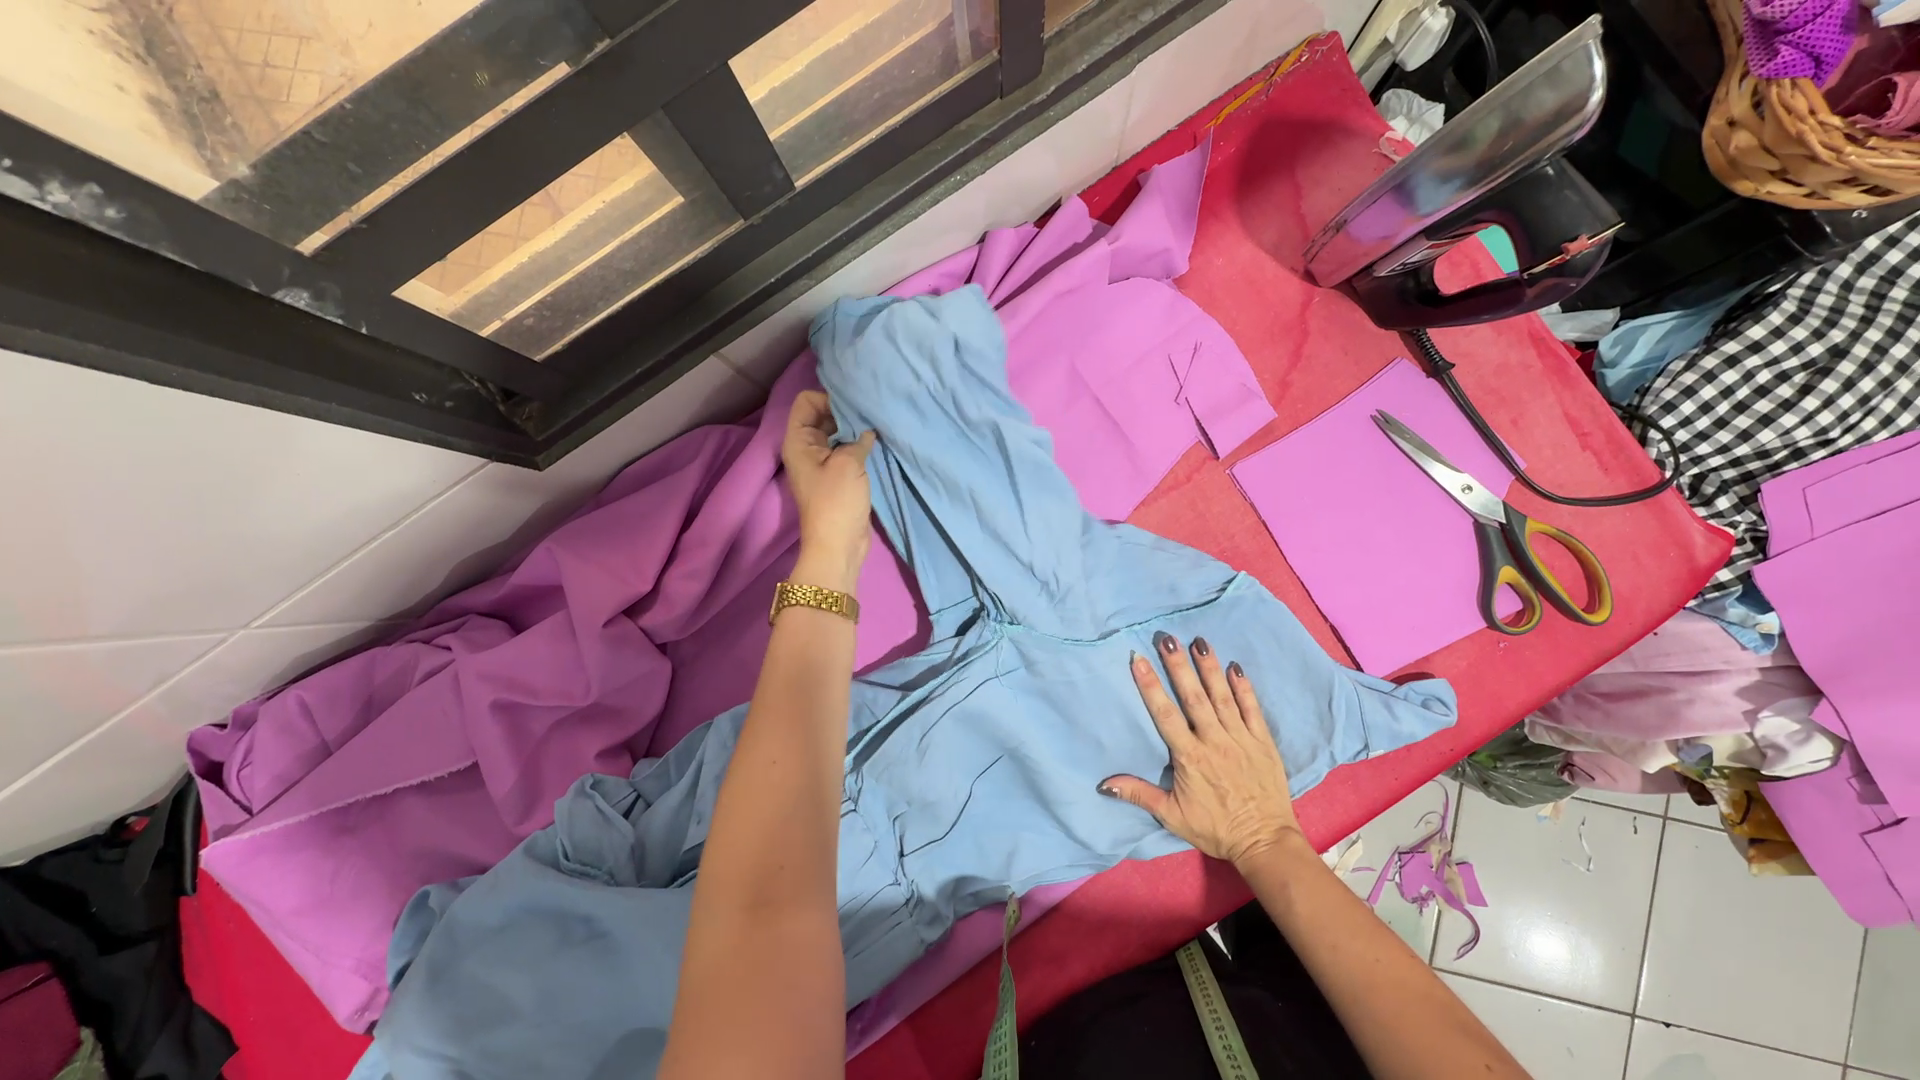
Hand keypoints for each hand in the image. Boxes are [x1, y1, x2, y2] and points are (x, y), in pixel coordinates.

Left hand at [782, 390, 875, 591]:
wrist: (839, 546)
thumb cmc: (837, 502)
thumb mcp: (848, 463)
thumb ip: (858, 438)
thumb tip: (868, 430)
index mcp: (798, 441)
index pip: (807, 401)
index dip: (829, 398)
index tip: (854, 407)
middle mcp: (806, 448)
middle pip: (822, 414)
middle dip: (845, 411)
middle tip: (871, 412)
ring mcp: (821, 463)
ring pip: (836, 433)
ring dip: (854, 429)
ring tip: (877, 425)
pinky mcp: (837, 476)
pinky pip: (845, 450)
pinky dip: (858, 445)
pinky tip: (877, 443)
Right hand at [1100, 634, 1300, 868]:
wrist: (1264, 842)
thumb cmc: (1215, 829)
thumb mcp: (1172, 815)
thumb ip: (1139, 794)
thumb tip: (1103, 784)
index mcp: (1189, 757)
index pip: (1165, 714)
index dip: (1151, 685)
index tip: (1138, 659)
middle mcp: (1214, 741)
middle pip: (1193, 697)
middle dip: (1179, 666)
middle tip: (1167, 638)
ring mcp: (1241, 739)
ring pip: (1222, 697)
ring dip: (1209, 668)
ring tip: (1199, 641)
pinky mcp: (1263, 742)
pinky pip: (1252, 709)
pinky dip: (1244, 687)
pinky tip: (1234, 666)